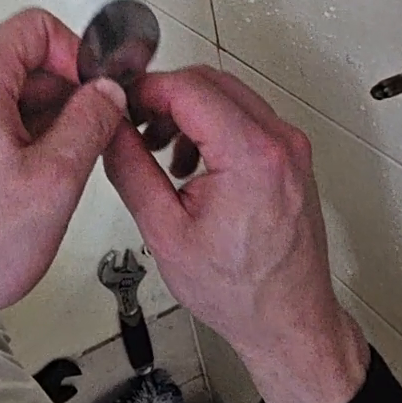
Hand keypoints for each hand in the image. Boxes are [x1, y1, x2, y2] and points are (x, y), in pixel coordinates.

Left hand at [0, 9, 128, 332]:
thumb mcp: (53, 180)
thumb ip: (89, 123)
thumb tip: (106, 94)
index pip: (36, 27)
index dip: (77, 53)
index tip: (98, 89)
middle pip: (23, 60)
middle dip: (66, 91)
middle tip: (94, 131)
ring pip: (8, 95)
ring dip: (47, 120)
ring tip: (66, 167)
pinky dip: (20, 138)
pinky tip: (35, 181)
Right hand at [104, 66, 368, 402]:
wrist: (286, 320)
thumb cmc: (238, 290)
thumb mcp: (163, 231)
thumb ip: (130, 169)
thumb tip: (110, 130)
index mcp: (251, 157)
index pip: (188, 88)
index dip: (145, 91)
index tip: (122, 105)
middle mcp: (280, 143)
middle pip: (209, 81)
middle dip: (164, 96)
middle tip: (134, 123)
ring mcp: (291, 148)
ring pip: (228, 94)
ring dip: (187, 110)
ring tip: (160, 148)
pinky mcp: (291, 157)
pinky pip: (245, 116)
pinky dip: (210, 124)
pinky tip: (189, 162)